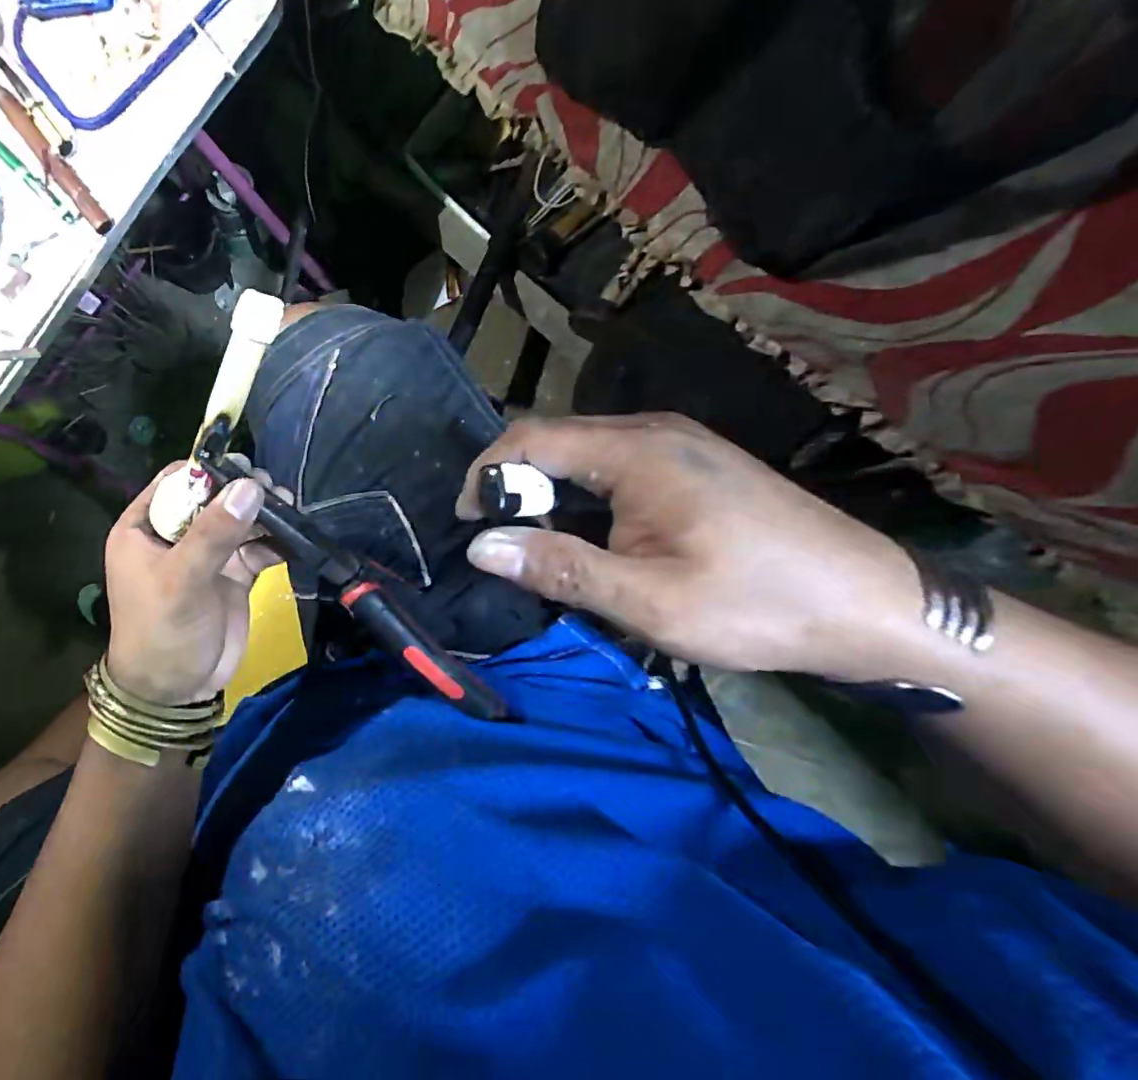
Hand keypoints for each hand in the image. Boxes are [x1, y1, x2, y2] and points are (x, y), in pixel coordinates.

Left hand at [104, 463, 279, 704]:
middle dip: (241, 490)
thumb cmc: (161, 632)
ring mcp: (205, 555)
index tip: (240, 469)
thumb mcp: (180, 581)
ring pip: (237, 520)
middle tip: (271, 486)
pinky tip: (294, 536)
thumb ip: (213, 534)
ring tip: (289, 504)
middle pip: (210, 498)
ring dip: (263, 513)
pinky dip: (275, 540)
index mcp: (142, 529)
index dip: (205, 472)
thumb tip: (249, 486)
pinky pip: (255, 547)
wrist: (174, 691)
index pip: (173, 483)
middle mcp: (173, 535)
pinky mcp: (232, 575)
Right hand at [454, 414, 928, 680]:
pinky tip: (586, 534)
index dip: (485, 474)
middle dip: (511, 484)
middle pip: (551, 438)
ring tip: (538, 543)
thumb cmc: (758, 605)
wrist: (877, 609)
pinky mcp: (691, 465)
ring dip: (543, 491)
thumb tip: (479, 546)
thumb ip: (558, 568)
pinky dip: (576, 493)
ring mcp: (677, 445)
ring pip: (578, 451)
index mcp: (639, 452)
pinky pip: (608, 463)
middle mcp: (654, 432)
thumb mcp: (647, 600)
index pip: (530, 438)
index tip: (468, 523)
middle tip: (502, 541)